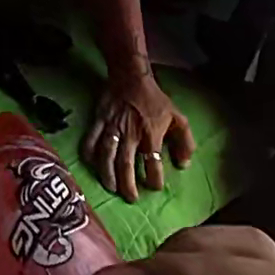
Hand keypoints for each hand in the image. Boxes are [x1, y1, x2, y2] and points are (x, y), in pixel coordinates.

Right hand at [84, 73, 195, 201]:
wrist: (131, 77)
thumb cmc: (156, 99)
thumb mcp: (179, 118)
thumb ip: (185, 143)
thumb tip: (183, 165)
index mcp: (151, 135)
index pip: (154, 165)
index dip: (155, 180)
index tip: (154, 187)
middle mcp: (131, 134)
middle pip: (127, 166)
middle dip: (128, 185)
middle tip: (130, 198)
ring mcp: (112, 128)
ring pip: (107, 156)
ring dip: (108, 175)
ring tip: (111, 188)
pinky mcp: (99, 121)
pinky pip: (91, 140)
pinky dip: (89, 154)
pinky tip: (91, 165)